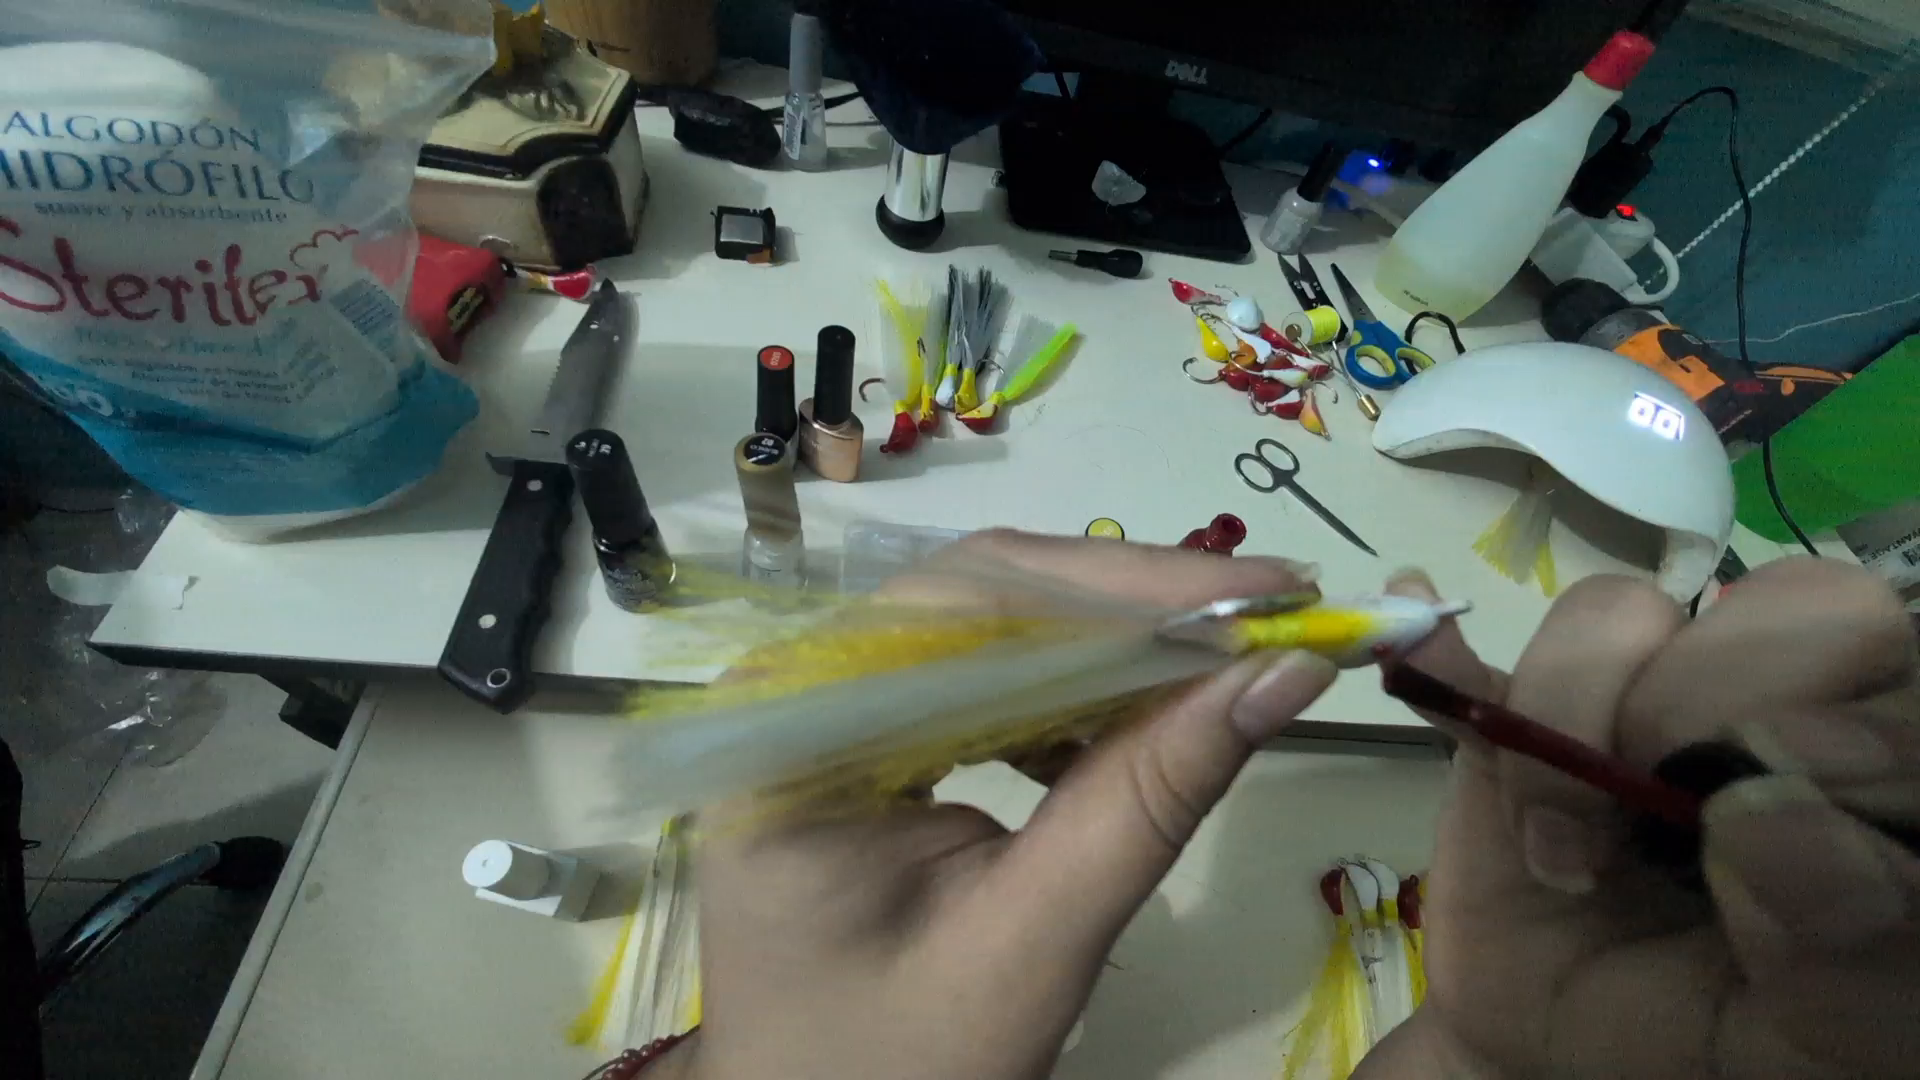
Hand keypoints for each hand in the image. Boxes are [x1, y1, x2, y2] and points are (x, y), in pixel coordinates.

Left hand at [669, 531, 1336, 1079]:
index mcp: (797, 731)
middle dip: (1131, 602)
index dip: (1124, 584)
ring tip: (1214, 662)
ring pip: (989, 619)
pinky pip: (979, 665)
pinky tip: (1129, 714)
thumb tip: (1280, 678)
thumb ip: (1145, 804)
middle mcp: (799, 683)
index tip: (1265, 593)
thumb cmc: (889, 1065)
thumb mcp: (1026, 952)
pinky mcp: (867, 714)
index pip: (969, 602)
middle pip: (981, 594)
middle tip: (1265, 611)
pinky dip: (1068, 678)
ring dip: (1109, 636)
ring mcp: (829, 692)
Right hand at [1374, 560, 1919, 1078]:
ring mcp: (1618, 699)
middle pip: (1783, 606)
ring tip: (1550, 842)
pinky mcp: (1502, 711)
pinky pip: (1460, 648)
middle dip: (1698, 703)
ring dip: (1563, 713)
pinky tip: (1408, 651)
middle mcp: (1763, 711)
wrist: (1554, 1040)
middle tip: (1650, 808)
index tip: (1759, 803)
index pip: (1919, 678)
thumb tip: (1773, 813)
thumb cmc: (1706, 1046)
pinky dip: (1430, 646)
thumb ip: (1858, 957)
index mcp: (1876, 783)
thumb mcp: (1823, 1046)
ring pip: (1614, 612)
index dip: (1860, 719)